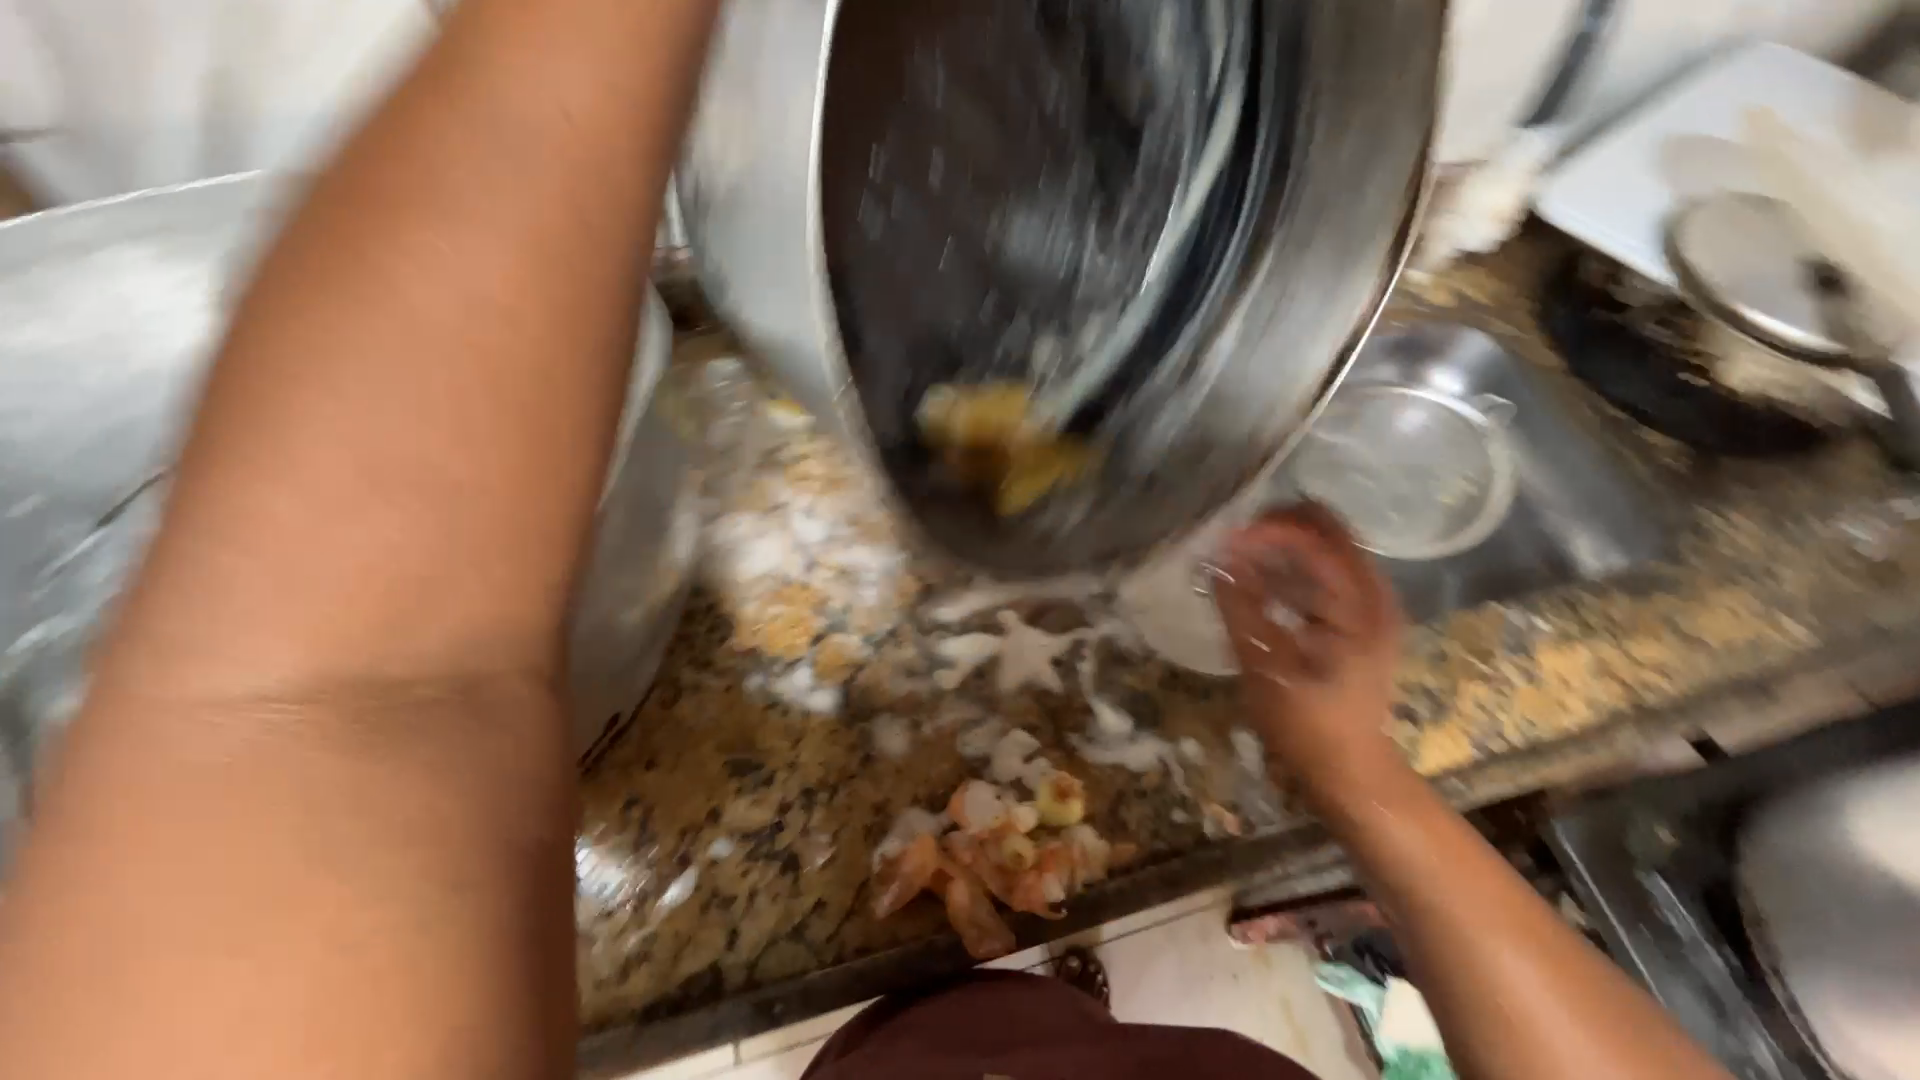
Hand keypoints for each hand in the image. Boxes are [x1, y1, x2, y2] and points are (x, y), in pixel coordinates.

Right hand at [1209, 503, 1407, 799]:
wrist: (1350, 769)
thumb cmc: (1305, 723)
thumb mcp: (1264, 665)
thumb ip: (1242, 606)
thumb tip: (1219, 558)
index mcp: (1358, 605)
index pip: (1316, 539)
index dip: (1268, 531)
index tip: (1226, 540)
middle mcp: (1376, 596)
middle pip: (1330, 532)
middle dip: (1280, 528)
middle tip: (1235, 541)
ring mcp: (1375, 607)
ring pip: (1331, 550)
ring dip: (1287, 547)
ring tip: (1242, 559)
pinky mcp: (1365, 621)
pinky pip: (1331, 576)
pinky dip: (1297, 571)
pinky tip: (1264, 585)